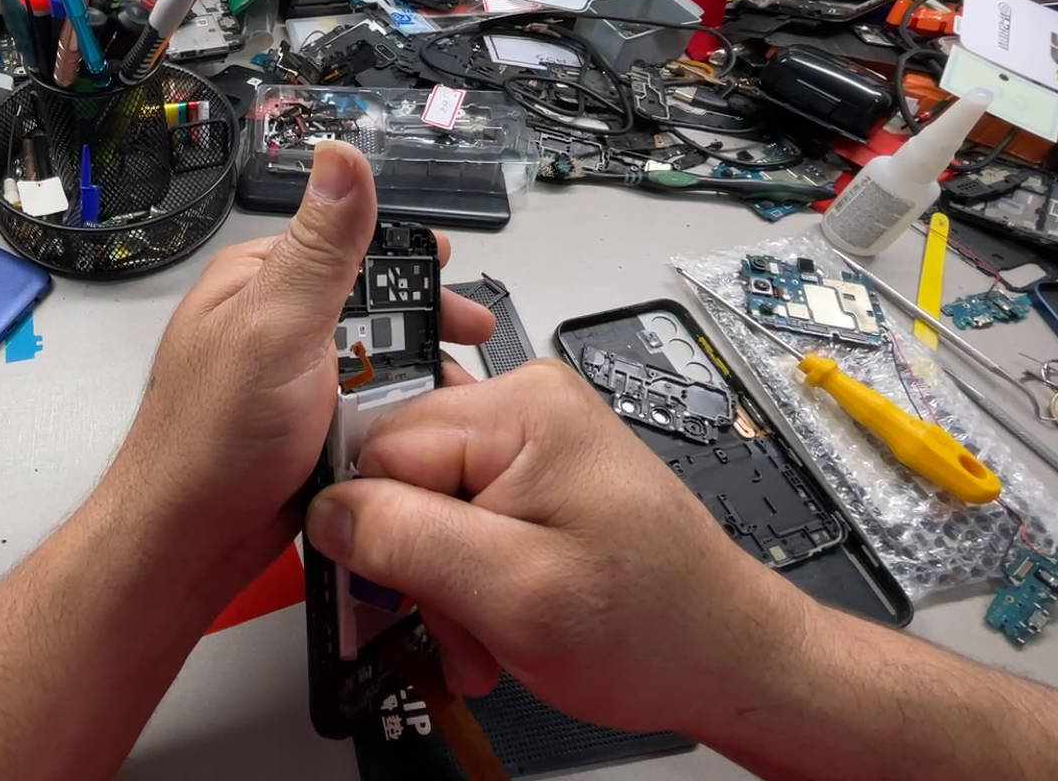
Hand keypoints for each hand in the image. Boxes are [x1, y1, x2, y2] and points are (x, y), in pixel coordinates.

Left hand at [106, 140, 495, 591]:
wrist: (185, 542)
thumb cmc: (212, 436)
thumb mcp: (278, 325)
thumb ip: (321, 246)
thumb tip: (340, 159)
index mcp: (257, 281)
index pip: (342, 243)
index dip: (403, 258)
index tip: (449, 272)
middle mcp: (268, 321)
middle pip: (361, 302)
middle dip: (418, 319)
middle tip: (465, 335)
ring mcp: (283, 374)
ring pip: (364, 356)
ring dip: (410, 368)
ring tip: (451, 388)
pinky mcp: (297, 420)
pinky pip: (356, 402)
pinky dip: (389, 409)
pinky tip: (415, 426)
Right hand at [303, 358, 817, 735]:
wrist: (729, 658)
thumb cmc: (656, 626)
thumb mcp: (517, 595)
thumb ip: (409, 542)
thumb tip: (327, 511)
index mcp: (520, 407)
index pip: (384, 443)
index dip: (378, 523)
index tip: (392, 587)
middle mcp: (520, 400)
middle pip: (401, 467)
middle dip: (412, 553)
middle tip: (453, 617)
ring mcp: (525, 431)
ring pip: (421, 491)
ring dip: (436, 568)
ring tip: (481, 626)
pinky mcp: (527, 462)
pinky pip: (454, 500)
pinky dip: (458, 560)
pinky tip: (487, 605)